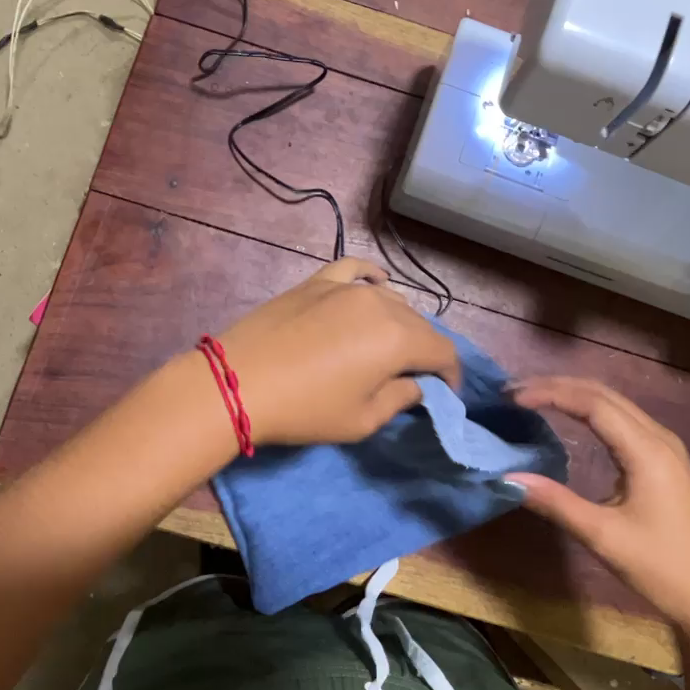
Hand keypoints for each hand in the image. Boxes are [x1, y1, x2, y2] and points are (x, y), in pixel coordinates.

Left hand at [212, 258, 460, 446]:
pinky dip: (371, 277)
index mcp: (398, 339)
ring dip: (400, 321)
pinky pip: (355, 269)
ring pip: (392, 298)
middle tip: (413, 376)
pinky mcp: (317, 281)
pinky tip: (375, 285)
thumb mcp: (362, 419)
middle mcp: (380, 304)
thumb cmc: (305, 409)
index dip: (450, 375)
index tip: (444, 394)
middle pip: (419, 324)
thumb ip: (400, 398)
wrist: (239, 382)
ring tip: (388, 345)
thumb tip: (415, 385)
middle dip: (424, 351)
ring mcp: (347, 287)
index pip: (443, 351)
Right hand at [503, 378, 689, 631]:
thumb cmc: (661, 568)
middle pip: (603, 394)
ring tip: (533, 397)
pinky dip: (590, 409)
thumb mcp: (603, 537)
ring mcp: (666, 447)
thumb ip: (556, 502)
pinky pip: (623, 418)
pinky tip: (569, 417)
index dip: (550, 393)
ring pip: (614, 403)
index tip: (513, 398)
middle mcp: (659, 438)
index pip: (592, 403)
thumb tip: (508, 477)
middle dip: (557, 386)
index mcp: (647, 451)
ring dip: (573, 394)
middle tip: (514, 391)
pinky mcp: (665, 460)